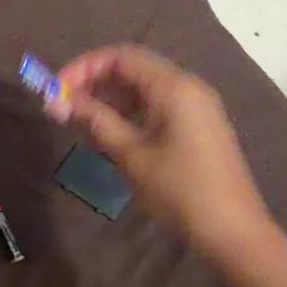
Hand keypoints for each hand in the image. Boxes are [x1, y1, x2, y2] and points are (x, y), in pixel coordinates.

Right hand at [54, 46, 278, 262]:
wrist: (231, 230)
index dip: (84, 67)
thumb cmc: (178, 189)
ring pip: (143, 88)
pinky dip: (129, 111)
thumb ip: (94, 120)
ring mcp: (195, 106)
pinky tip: (108, 133)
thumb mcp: (130, 154)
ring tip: (80, 121)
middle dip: (94, 82)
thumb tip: (55, 100)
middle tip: (63, 105)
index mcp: (173, 86)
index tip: (57, 89)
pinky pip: (156, 105)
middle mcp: (187, 86)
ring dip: (109, 98)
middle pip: (132, 68)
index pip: (121, 57)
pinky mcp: (197, 125)